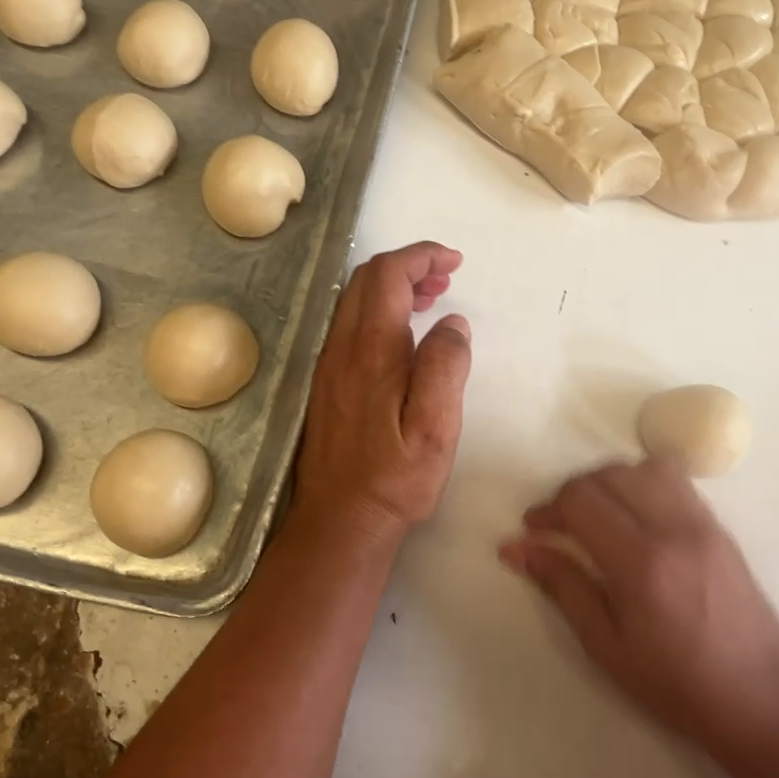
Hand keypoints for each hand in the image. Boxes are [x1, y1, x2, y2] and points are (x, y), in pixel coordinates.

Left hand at [292, 242, 472, 545]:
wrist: (339, 520)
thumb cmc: (394, 478)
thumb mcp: (435, 427)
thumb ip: (445, 367)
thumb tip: (451, 324)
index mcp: (371, 351)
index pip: (388, 275)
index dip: (421, 256)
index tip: (453, 262)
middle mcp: (340, 349)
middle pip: (366, 280)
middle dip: (407, 266)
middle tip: (446, 281)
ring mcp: (327, 366)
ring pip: (354, 302)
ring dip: (391, 289)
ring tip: (430, 301)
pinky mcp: (324, 385)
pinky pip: (348, 327)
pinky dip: (377, 313)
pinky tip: (402, 339)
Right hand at [502, 457, 778, 753]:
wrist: (762, 701)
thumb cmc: (676, 686)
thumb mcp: (606, 646)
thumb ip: (562, 586)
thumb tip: (516, 548)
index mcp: (641, 562)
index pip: (582, 499)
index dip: (547, 509)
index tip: (532, 532)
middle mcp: (673, 529)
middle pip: (609, 475)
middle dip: (573, 493)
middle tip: (560, 528)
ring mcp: (703, 524)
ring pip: (644, 468)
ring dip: (611, 483)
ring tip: (599, 519)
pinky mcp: (720, 529)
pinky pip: (676, 481)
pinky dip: (644, 486)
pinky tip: (636, 521)